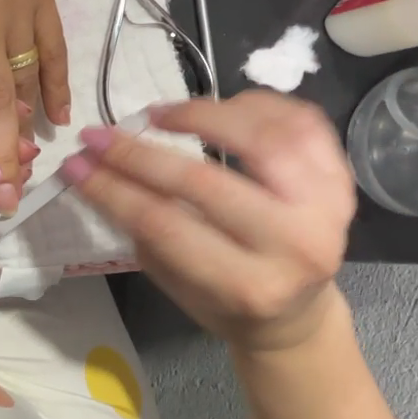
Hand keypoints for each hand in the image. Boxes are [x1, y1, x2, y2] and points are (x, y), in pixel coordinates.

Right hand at [60, 92, 354, 352]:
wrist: (295, 312)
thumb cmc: (220, 299)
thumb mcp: (173, 279)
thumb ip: (142, 227)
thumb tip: (94, 168)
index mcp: (245, 285)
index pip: (164, 224)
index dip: (111, 189)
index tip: (74, 163)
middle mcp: (295, 247)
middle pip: (204, 183)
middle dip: (138, 154)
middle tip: (99, 135)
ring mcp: (328, 210)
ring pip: (262, 140)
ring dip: (202, 116)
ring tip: (162, 114)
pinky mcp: (344, 180)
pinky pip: (301, 123)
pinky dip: (254, 105)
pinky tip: (217, 108)